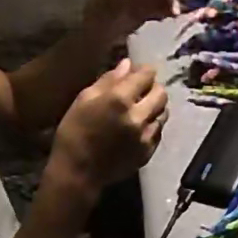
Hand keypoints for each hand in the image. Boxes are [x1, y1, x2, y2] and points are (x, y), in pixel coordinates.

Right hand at [47, 59, 168, 195]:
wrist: (79, 172)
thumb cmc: (74, 132)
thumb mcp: (85, 99)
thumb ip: (108, 81)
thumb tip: (127, 65)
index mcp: (119, 100)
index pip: (146, 76)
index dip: (144, 71)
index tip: (140, 72)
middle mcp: (138, 117)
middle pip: (161, 94)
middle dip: (153, 88)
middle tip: (143, 90)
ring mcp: (146, 137)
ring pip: (163, 114)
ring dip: (154, 108)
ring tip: (141, 110)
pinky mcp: (148, 153)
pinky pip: (158, 133)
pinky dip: (152, 126)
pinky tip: (139, 128)